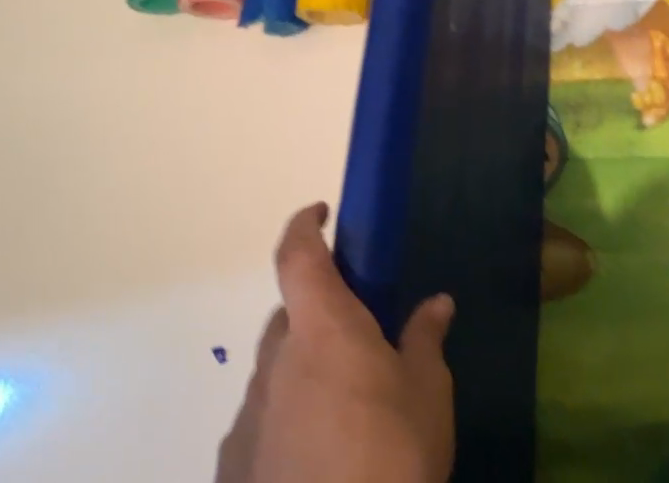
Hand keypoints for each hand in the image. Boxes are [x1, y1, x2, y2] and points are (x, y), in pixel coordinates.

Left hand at [217, 204, 454, 482]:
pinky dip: (291, 413)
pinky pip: (265, 418)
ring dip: (307, 366)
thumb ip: (424, 340)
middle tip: (364, 326)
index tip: (320, 211)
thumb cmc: (393, 452)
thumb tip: (434, 303)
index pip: (298, 258)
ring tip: (351, 397)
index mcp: (324, 332)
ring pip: (277, 371)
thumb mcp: (428, 392)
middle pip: (289, 316)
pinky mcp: (234, 465)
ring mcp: (249, 418)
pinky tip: (324, 447)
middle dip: (321, 309)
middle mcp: (276, 364)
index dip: (304, 227)